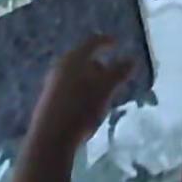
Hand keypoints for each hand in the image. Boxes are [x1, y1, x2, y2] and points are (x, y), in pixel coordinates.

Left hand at [23, 36, 133, 159]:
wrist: (50, 140)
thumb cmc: (81, 107)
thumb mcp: (106, 88)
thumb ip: (119, 72)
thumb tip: (133, 59)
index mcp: (74, 57)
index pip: (92, 41)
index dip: (105, 41)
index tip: (116, 43)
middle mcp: (61, 66)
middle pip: (83, 59)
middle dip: (98, 65)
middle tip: (111, 75)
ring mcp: (52, 84)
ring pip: (75, 75)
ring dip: (89, 81)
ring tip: (101, 94)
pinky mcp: (48, 102)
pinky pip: (68, 89)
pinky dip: (80, 92)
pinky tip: (86, 107)